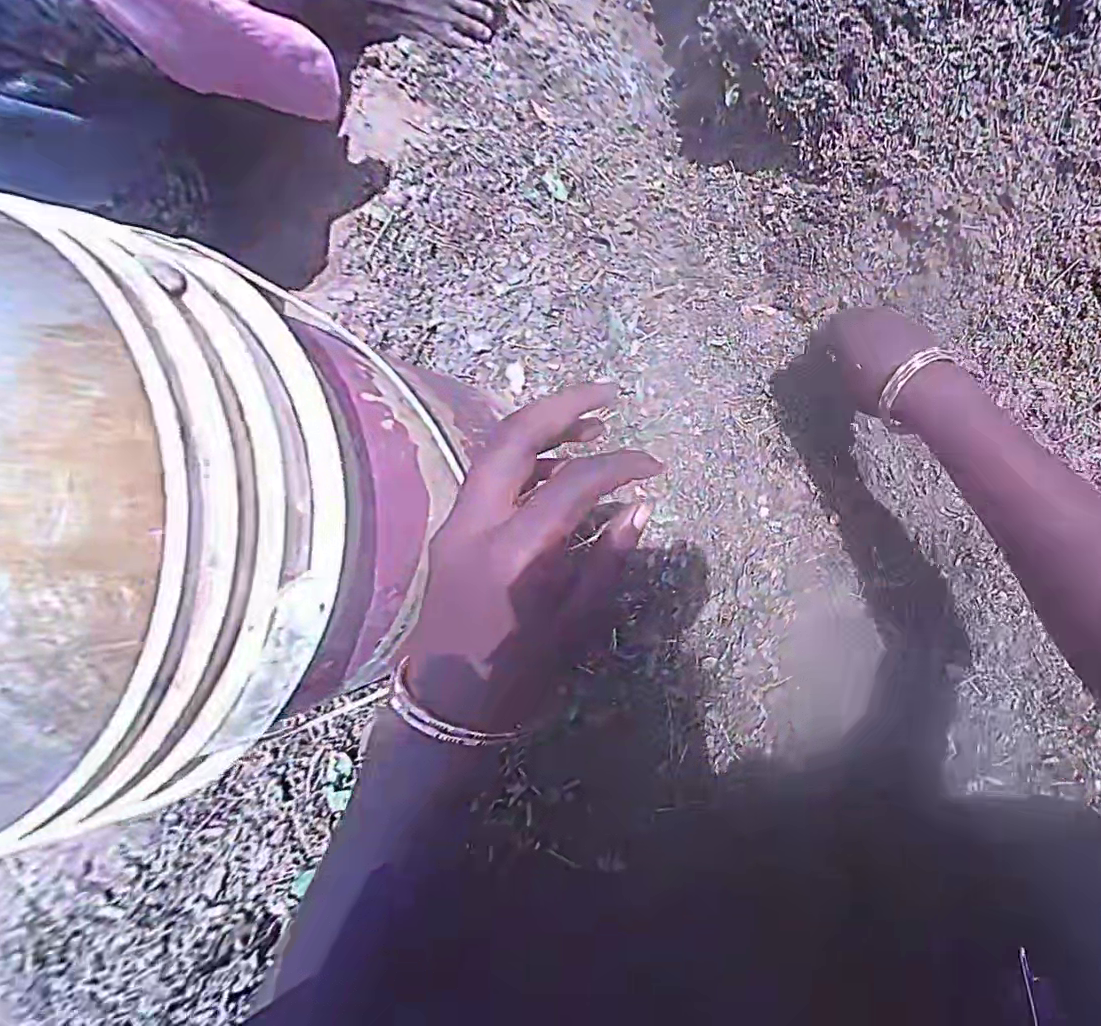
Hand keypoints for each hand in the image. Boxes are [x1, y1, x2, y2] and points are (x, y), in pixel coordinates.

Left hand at [396, 383, 662, 731]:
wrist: (446, 705)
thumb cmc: (521, 670)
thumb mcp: (578, 618)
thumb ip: (609, 557)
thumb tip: (639, 508)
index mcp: (514, 554)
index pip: (572, 484)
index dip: (620, 466)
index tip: (654, 467)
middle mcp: (475, 525)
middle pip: (511, 438)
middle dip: (564, 407)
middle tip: (610, 395)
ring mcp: (456, 523)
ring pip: (495, 451)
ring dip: (545, 428)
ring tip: (594, 425)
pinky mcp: (454, 529)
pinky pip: (491, 476)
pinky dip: (529, 459)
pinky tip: (561, 467)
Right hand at [819, 308, 939, 418]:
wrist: (924, 386)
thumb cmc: (875, 389)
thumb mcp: (844, 388)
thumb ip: (833, 373)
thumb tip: (831, 368)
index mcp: (841, 326)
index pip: (824, 334)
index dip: (825, 351)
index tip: (827, 365)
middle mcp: (866, 314)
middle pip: (853, 324)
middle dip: (851, 340)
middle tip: (853, 362)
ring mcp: (893, 317)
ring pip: (878, 326)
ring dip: (875, 339)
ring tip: (877, 363)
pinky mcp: (917, 326)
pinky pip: (899, 334)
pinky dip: (895, 344)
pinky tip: (898, 362)